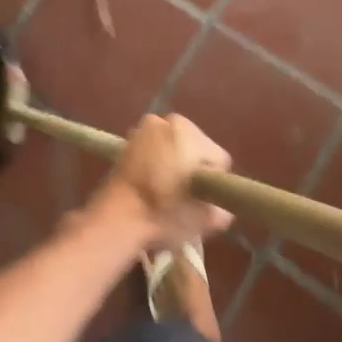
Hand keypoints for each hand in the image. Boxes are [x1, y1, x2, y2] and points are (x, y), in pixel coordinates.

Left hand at [84, 113, 233, 247]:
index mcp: (189, 133)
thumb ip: (223, 211)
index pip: (218, 159)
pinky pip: (156, 149)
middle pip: (197, 149)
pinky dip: (158, 162)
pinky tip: (153, 184)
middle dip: (195, 169)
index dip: (215, 183)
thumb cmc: (164, 213)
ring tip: (168, 192)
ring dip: (176, 165)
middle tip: (186, 197)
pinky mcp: (129, 140)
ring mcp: (146, 127)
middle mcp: (169, 121)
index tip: (204, 200)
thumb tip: (224, 208)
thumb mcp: (203, 220)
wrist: (117, 218)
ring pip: (176, 148)